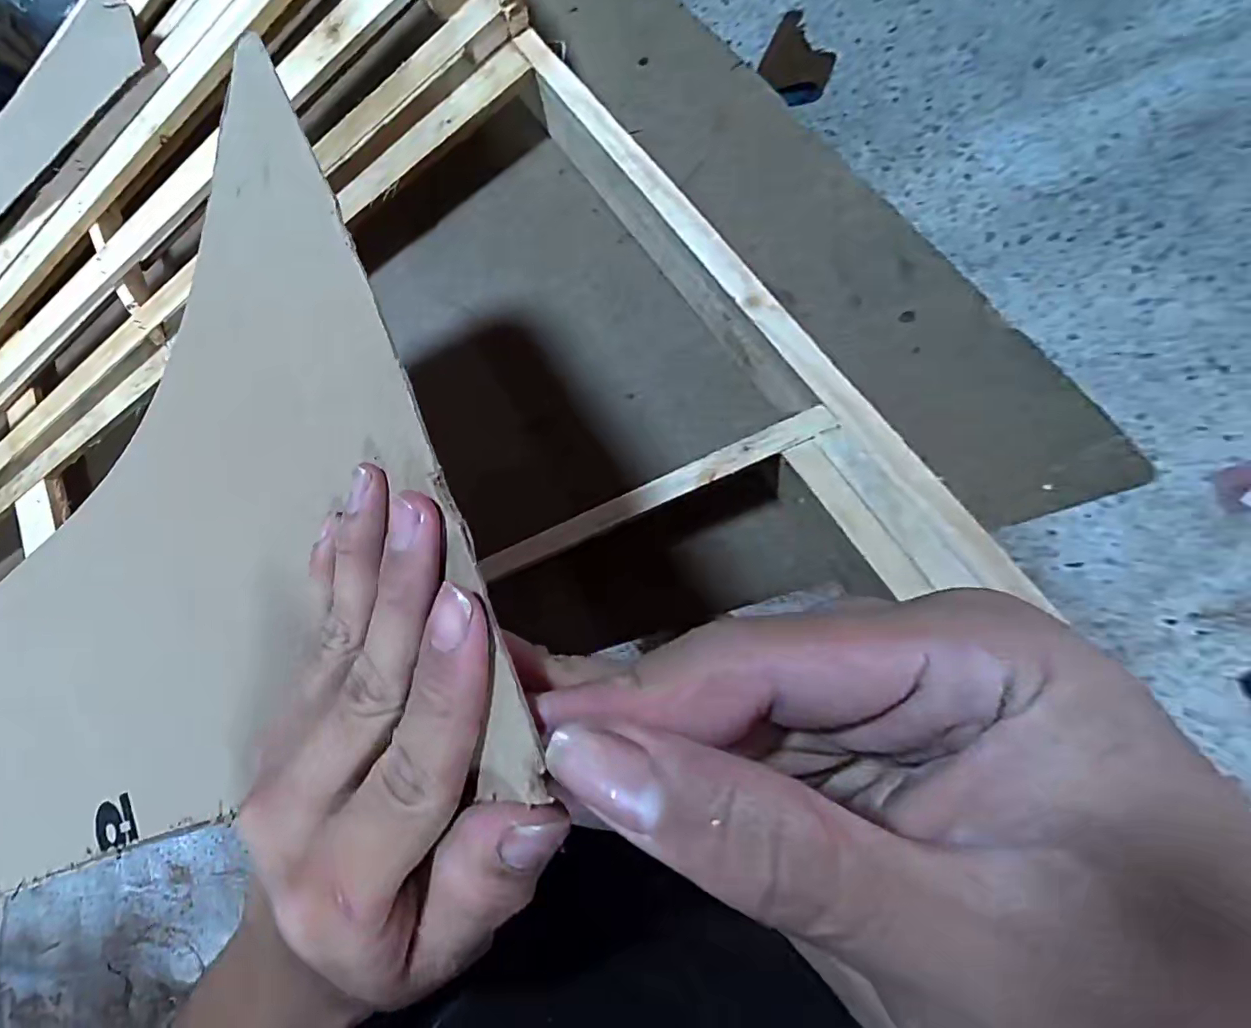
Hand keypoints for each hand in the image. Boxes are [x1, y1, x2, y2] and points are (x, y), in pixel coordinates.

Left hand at [182, 464, 568, 1026]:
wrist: (288, 944)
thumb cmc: (383, 951)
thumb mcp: (445, 952)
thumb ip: (487, 884)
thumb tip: (543, 807)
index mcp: (345, 881)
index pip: (410, 770)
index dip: (444, 688)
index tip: (467, 604)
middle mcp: (295, 804)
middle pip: (361, 689)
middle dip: (395, 593)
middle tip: (418, 513)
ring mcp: (275, 752)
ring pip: (329, 650)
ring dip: (355, 561)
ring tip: (369, 490)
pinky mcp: (276, 719)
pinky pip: (305, 644)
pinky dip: (322, 582)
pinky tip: (332, 529)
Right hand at [530, 589, 1250, 1027]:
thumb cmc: (1141, 1013)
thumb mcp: (950, 942)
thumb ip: (758, 843)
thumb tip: (579, 760)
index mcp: (968, 654)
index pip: (757, 659)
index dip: (635, 701)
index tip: (532, 731)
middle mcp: (898, 654)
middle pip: (717, 675)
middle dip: (612, 718)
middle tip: (503, 727)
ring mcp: (856, 702)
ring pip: (701, 707)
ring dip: (613, 738)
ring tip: (513, 730)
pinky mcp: (823, 753)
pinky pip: (716, 747)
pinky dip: (647, 768)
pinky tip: (572, 756)